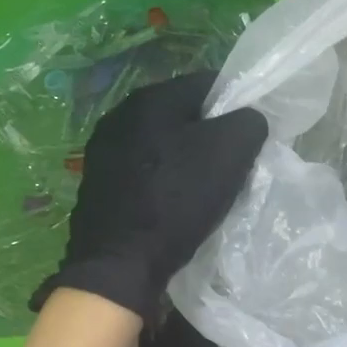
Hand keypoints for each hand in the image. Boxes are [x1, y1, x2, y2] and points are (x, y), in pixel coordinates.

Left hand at [32, 71, 266, 319]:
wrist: (120, 263)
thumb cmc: (180, 198)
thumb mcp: (233, 150)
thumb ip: (250, 121)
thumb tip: (247, 119)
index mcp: (151, 97)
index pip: (209, 83)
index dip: (237, 105)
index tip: (249, 137)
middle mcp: (120, 114)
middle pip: (184, 112)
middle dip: (210, 132)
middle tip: (230, 163)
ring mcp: (102, 149)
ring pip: (163, 140)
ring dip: (186, 156)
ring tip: (203, 186)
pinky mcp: (97, 181)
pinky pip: (144, 166)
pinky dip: (163, 177)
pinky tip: (174, 202)